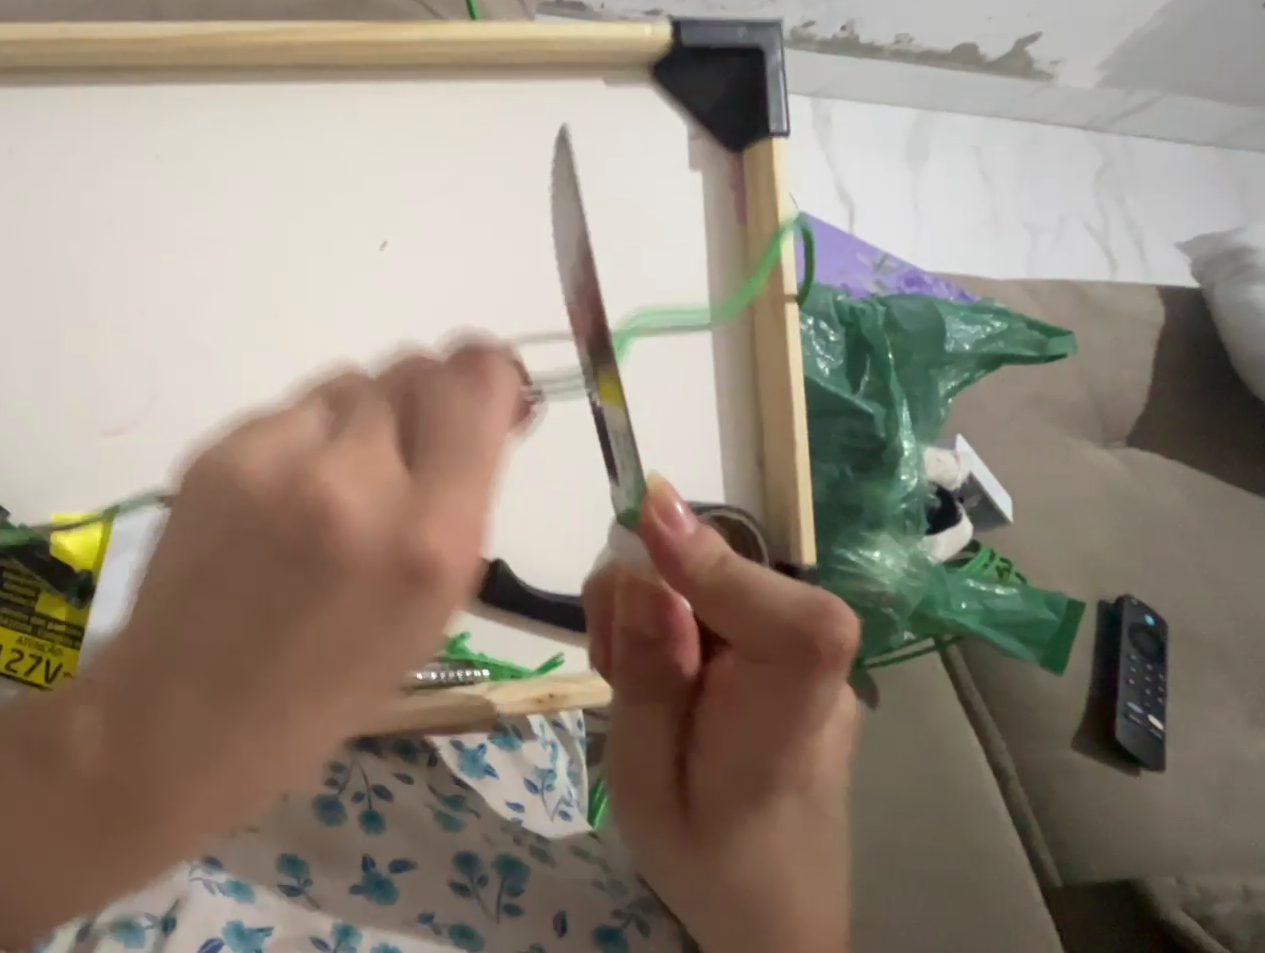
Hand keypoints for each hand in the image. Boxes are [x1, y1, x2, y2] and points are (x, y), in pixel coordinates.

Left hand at [83, 340, 526, 854]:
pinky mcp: (217, 449)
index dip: (485, 380)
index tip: (478, 407)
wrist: (187, 714)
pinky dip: (299, 440)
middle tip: (397, 463)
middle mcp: (354, 480)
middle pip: (414, 368)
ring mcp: (275, 457)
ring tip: (326, 489)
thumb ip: (460, 501)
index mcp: (428, 536)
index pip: (473, 379)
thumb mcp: (431, 612)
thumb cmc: (329, 686)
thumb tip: (482, 412)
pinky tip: (273, 499)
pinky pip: (287, 410)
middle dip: (422, 406)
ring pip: (349, 381)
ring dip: (357, 421)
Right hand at [584, 475, 860, 952]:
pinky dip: (666, 625)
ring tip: (634, 689)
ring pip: (709, 585)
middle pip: (725, 580)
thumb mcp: (646, 783)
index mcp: (789, 723)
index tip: (644, 512)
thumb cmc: (703, 864)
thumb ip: (648, 681)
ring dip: (646, 613)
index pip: (794, 623)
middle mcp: (814, 674)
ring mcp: (804, 662)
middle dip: (644, 594)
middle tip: (610, 666)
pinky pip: (716, 608)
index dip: (716, 561)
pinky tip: (657, 680)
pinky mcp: (781, 658)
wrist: (772, 919)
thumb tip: (644, 580)